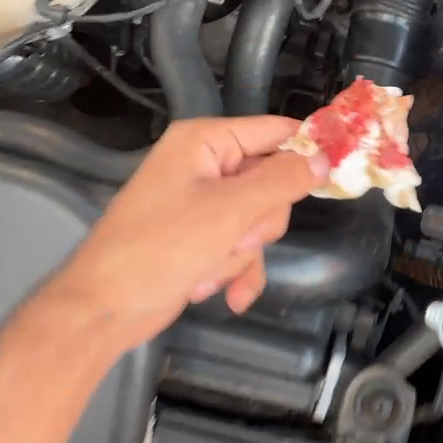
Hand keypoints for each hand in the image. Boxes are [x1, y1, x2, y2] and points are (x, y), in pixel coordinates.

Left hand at [48, 116, 326, 348]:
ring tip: (211, 267)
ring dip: (243, 253)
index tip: (340, 171)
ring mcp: (202, 204)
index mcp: (205, 142)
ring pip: (258, 220)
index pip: (274, 131)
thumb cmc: (158, 250)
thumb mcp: (228, 212)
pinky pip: (240, 248)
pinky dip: (235, 271)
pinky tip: (227, 296)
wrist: (102, 311)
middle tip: (238, 237)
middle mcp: (205, 166)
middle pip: (271, 181)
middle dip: (260, 221)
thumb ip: (282, 181)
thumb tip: (324, 160)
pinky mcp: (199, 238)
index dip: (308, 150)